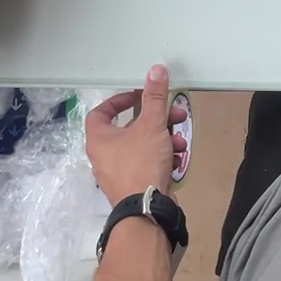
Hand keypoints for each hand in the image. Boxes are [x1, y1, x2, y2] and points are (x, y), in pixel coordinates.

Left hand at [85, 64, 188, 204]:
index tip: (139, 95)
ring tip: (180, 139)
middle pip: (130, 126)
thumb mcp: (152, 124)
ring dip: (165, 136)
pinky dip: (163, 154)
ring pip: (143, 143)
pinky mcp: (133, 183)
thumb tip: (156, 69)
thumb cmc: (142, 163)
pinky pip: (147, 160)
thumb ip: (154, 97)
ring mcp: (118, 171)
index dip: (119, 100)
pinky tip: (178, 156)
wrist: (147, 210)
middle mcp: (104, 155)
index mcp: (100, 139)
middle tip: (174, 114)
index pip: (100, 112)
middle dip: (157, 118)